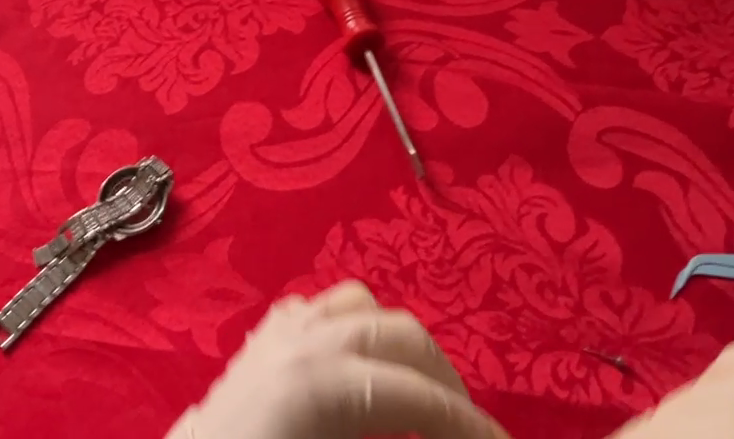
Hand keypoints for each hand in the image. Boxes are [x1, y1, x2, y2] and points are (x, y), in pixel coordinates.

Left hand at [166, 281, 505, 438]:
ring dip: (402, 347)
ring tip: (423, 396)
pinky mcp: (263, 337)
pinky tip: (363, 366)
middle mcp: (303, 340)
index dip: (468, 426)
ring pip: (362, 307)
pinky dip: (354, 329)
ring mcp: (279, 331)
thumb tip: (444, 433)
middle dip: (445, 382)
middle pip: (399, 335)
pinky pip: (321, 311)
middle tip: (470, 429)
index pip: (418, 397)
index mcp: (320, 384)